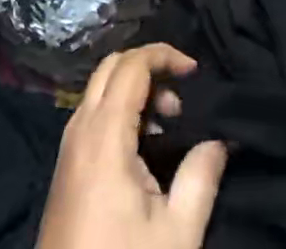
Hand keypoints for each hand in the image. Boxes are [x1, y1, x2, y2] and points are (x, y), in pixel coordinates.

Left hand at [36, 44, 227, 248]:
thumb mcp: (178, 230)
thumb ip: (203, 172)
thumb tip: (221, 138)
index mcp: (103, 139)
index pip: (131, 66)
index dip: (165, 55)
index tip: (196, 73)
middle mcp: (78, 134)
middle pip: (110, 67)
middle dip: (149, 67)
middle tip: (181, 97)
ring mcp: (67, 152)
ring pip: (99, 90)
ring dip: (135, 90)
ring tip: (168, 123)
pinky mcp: (65, 170)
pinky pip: (92, 115)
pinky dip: (120, 110)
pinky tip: (145, 145)